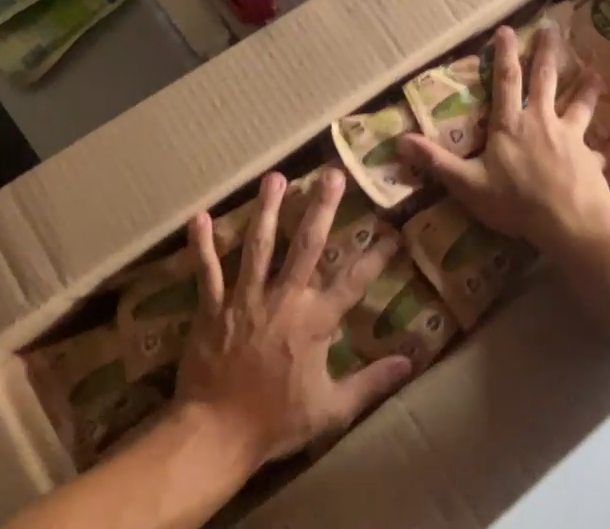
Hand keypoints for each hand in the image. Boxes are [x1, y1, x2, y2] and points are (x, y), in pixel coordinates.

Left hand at [176, 171, 411, 464]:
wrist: (216, 433)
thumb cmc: (277, 422)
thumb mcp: (332, 408)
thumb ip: (371, 382)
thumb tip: (410, 362)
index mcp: (315, 320)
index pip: (354, 279)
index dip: (376, 254)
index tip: (392, 231)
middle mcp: (283, 298)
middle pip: (307, 244)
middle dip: (322, 207)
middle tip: (332, 175)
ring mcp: (245, 299)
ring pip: (258, 245)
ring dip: (267, 209)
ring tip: (275, 178)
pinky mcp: (212, 307)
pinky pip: (207, 270)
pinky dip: (202, 244)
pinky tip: (200, 216)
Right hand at [399, 25, 609, 257]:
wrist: (569, 224)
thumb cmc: (515, 203)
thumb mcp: (468, 184)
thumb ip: (436, 161)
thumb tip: (399, 140)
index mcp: (510, 125)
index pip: (506, 81)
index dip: (505, 55)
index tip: (507, 30)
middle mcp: (541, 122)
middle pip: (545, 80)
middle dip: (547, 53)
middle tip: (553, 29)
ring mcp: (569, 138)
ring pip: (578, 105)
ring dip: (586, 88)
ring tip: (595, 73)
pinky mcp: (589, 158)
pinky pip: (594, 150)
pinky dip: (598, 149)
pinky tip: (604, 152)